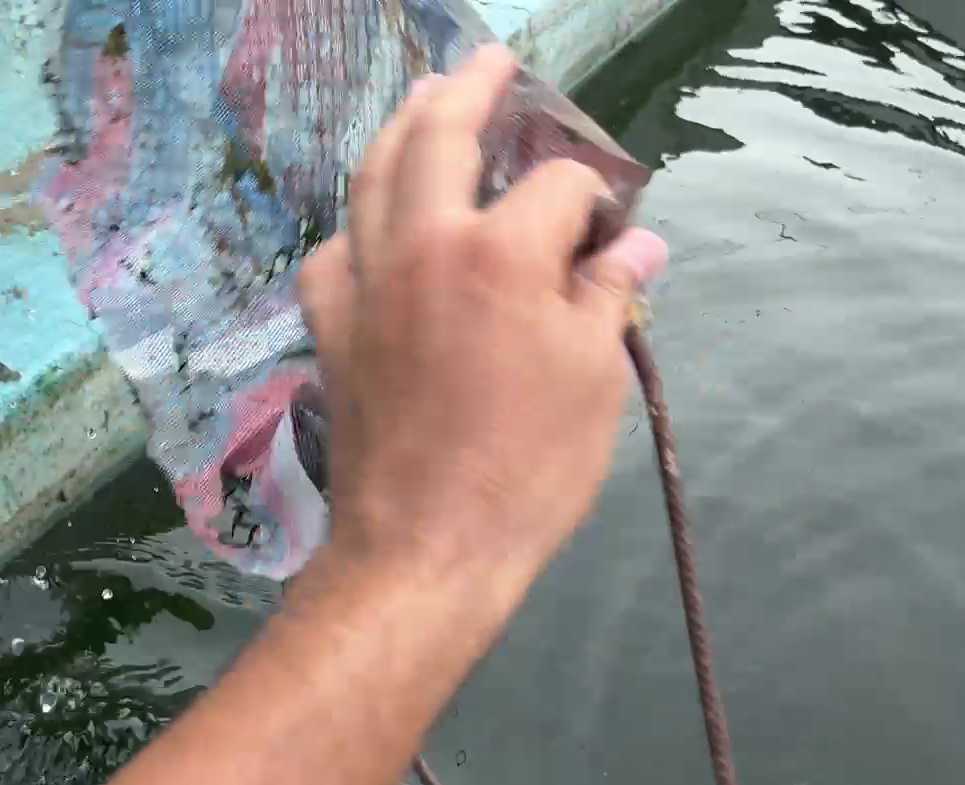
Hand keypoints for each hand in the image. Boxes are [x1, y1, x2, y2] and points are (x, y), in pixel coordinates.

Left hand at [297, 45, 668, 582]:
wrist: (422, 543)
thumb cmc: (523, 472)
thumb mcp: (594, 380)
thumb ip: (607, 296)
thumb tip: (637, 246)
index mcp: (498, 254)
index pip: (557, 187)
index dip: (593, 202)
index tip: (607, 235)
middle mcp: (419, 253)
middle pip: (436, 140)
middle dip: (465, 90)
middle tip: (484, 60)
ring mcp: (362, 293)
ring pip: (368, 188)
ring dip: (395, 138)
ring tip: (418, 108)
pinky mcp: (329, 336)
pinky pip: (326, 263)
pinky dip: (348, 235)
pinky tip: (366, 234)